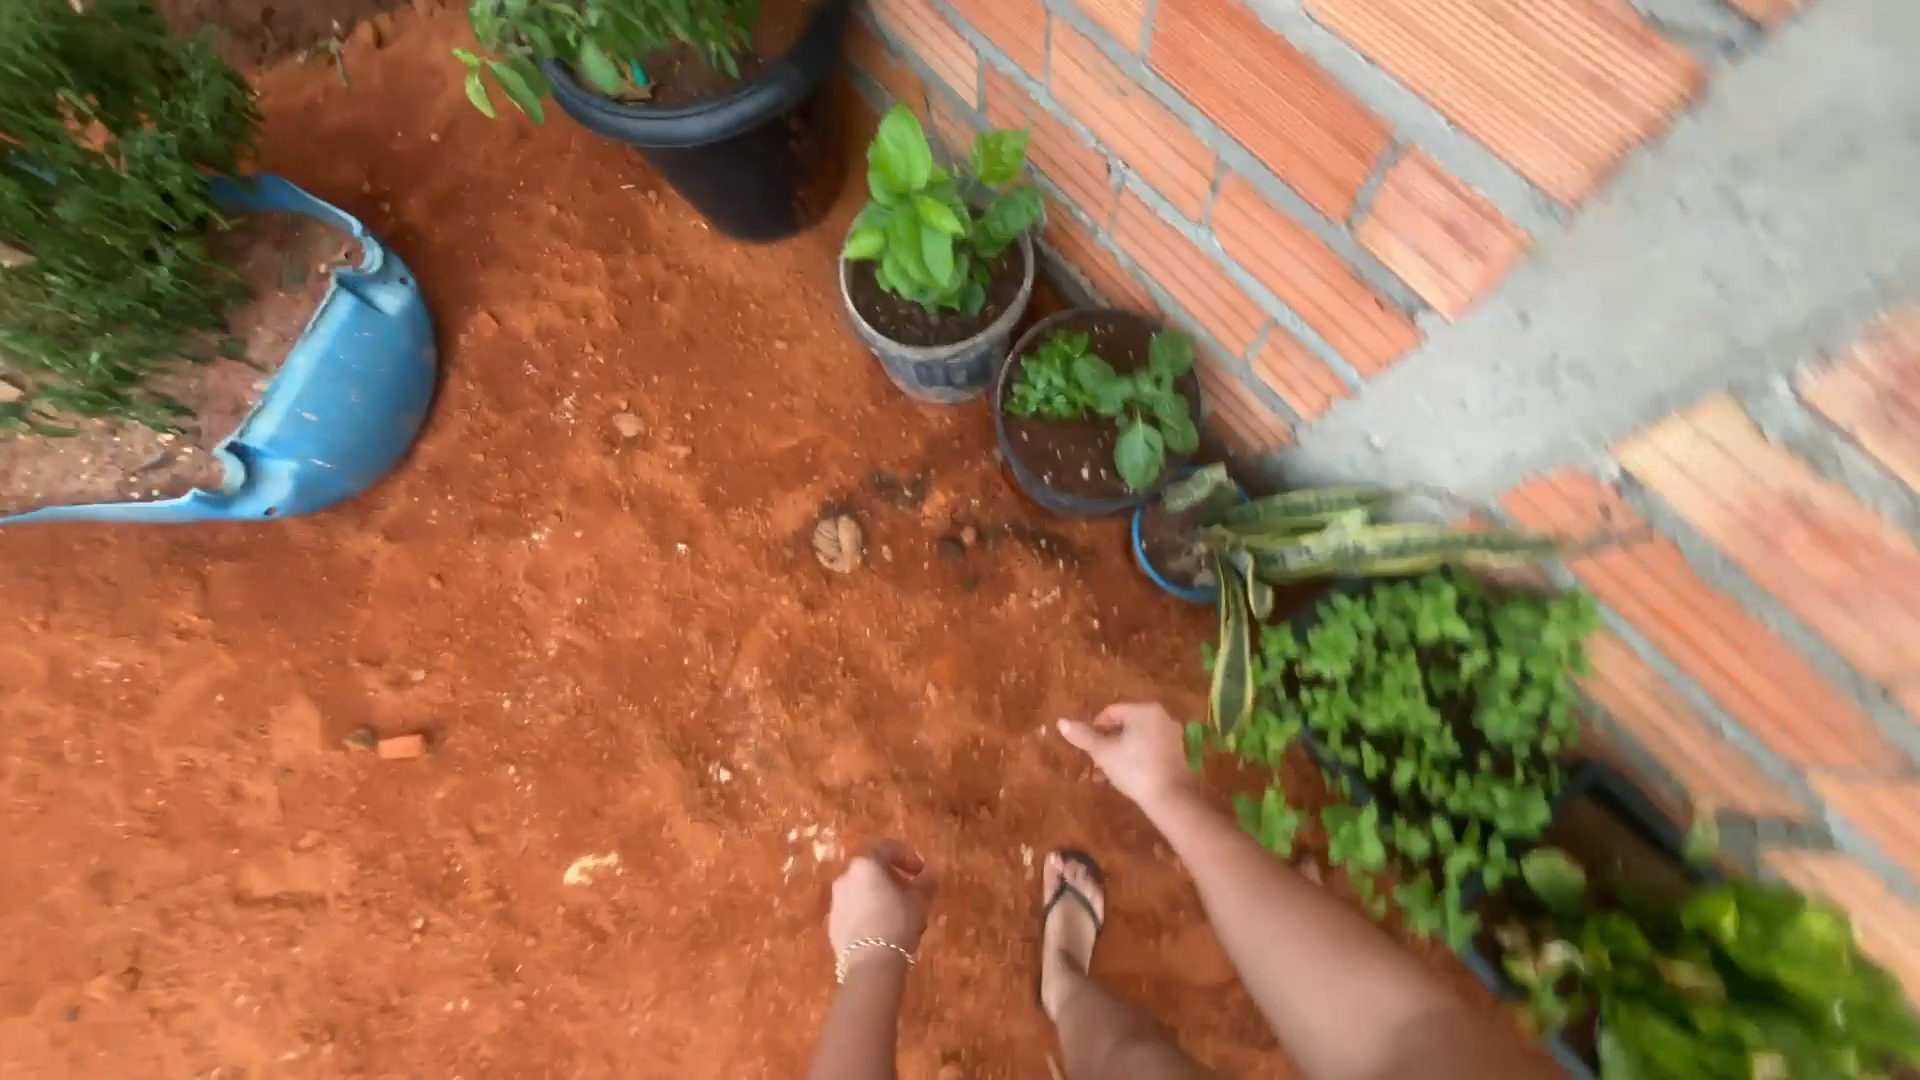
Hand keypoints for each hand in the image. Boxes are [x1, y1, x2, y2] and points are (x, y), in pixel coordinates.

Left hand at [827, 841, 937, 968]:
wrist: (870, 963)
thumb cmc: (897, 921)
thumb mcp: (920, 901)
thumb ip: (926, 885)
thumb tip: (930, 880)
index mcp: (867, 864)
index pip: (888, 849)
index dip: (908, 856)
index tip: (921, 871)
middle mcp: (846, 877)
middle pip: (872, 870)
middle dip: (892, 879)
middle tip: (909, 893)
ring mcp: (836, 902)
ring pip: (861, 892)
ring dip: (878, 897)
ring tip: (897, 915)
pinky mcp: (832, 925)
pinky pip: (853, 912)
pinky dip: (867, 914)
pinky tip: (881, 931)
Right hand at [1058, 702, 1196, 809]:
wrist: (1170, 799)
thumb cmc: (1134, 768)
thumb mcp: (1103, 752)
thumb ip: (1083, 736)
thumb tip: (1061, 722)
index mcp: (1144, 710)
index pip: (1111, 712)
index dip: (1095, 728)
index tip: (1087, 747)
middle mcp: (1161, 717)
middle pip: (1124, 726)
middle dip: (1106, 744)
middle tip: (1094, 762)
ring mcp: (1172, 736)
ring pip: (1135, 740)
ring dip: (1117, 755)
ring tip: (1103, 776)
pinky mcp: (1177, 754)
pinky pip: (1148, 750)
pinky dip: (1134, 760)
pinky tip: (1122, 779)